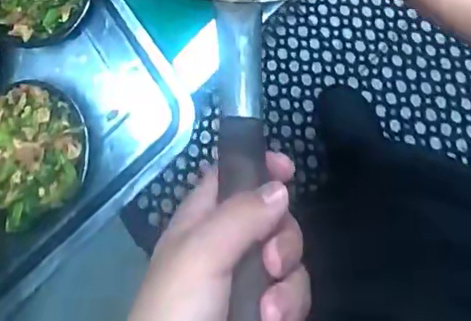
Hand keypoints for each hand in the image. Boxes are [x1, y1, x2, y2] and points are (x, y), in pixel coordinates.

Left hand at [129, 152, 308, 320]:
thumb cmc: (177, 308)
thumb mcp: (201, 253)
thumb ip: (240, 215)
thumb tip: (280, 186)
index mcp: (201, 220)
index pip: (231, 176)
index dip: (259, 166)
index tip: (288, 169)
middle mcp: (227, 247)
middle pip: (271, 218)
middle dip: (283, 237)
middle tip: (271, 262)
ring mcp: (247, 285)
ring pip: (288, 263)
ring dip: (288, 284)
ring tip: (269, 312)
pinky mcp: (265, 316)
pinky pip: (293, 299)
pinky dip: (290, 309)